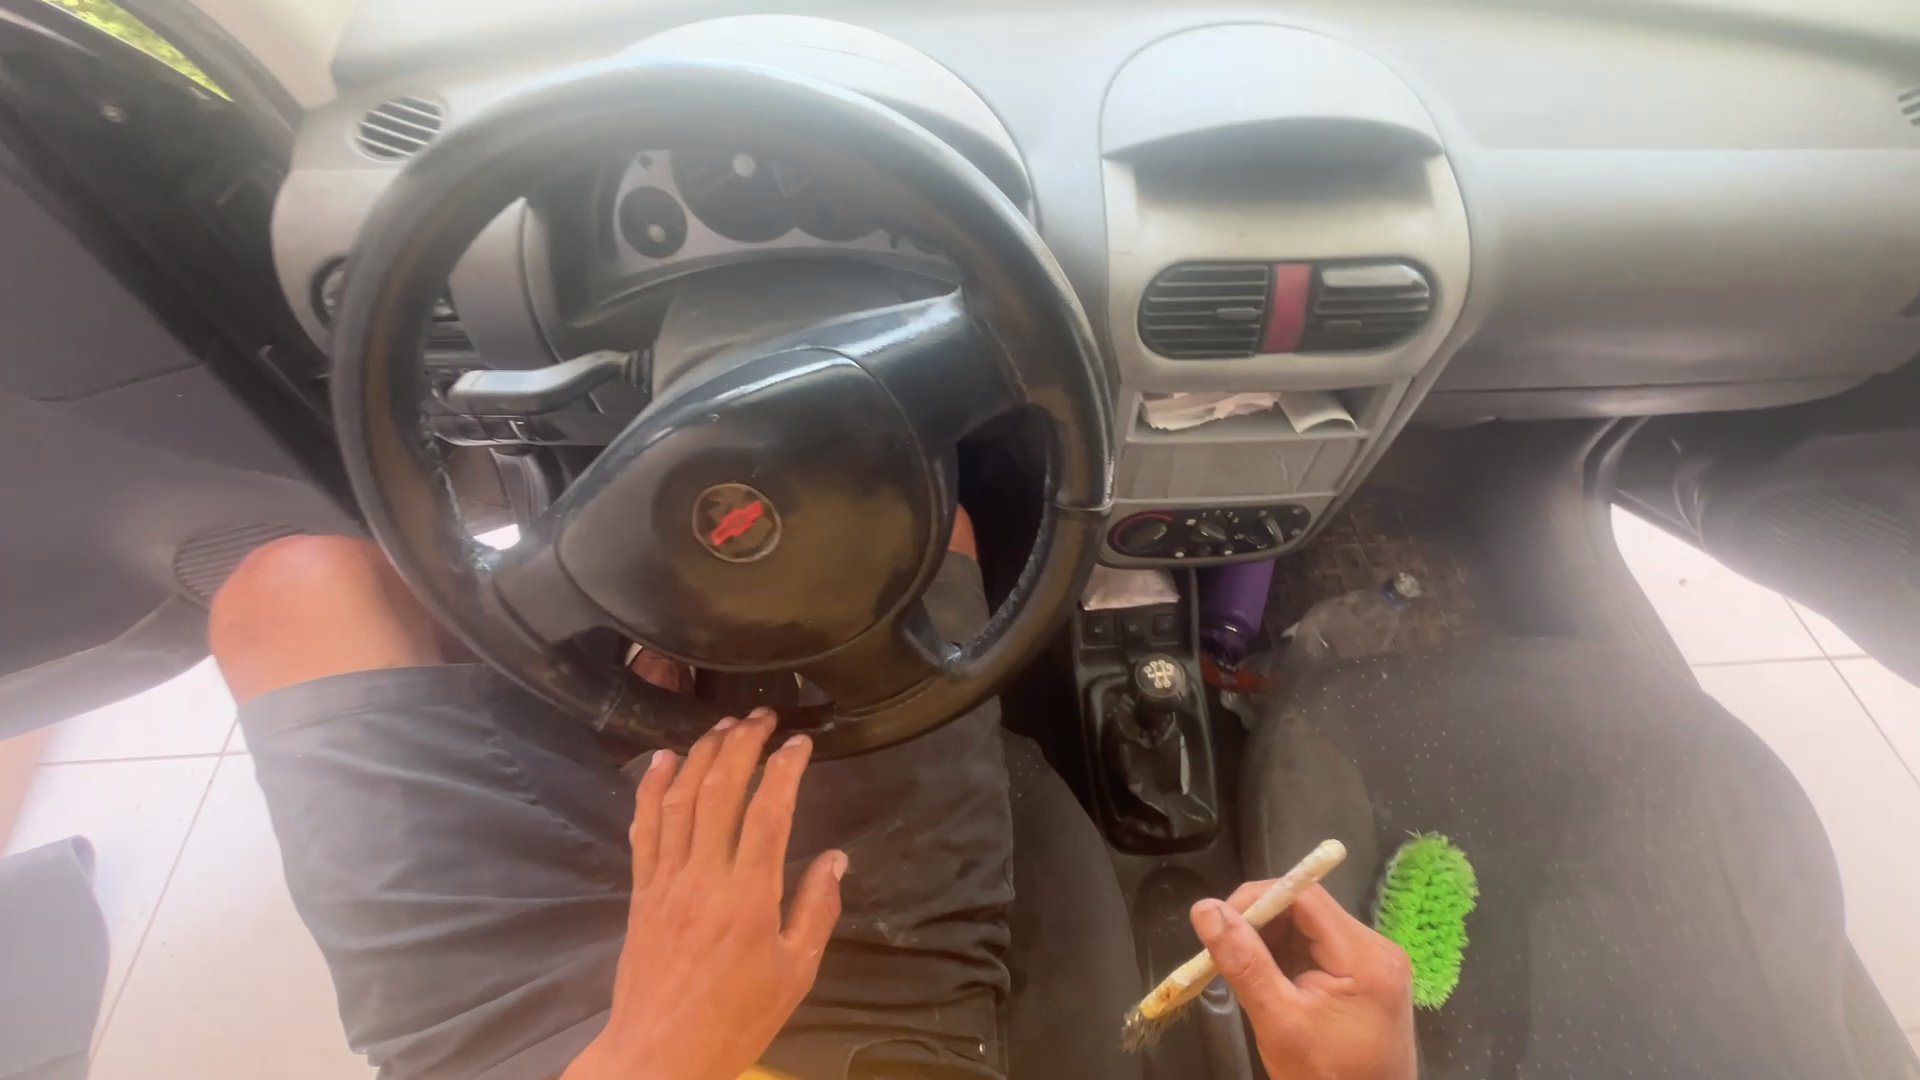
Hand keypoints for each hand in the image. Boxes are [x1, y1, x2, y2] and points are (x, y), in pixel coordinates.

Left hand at [564, 710, 844, 1079]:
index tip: (802, 742)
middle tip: (762, 715)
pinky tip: (664, 758)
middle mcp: (704, 876)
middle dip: (742, 744)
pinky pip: (644, 828)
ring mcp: (666, 880)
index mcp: (749, 896)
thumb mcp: (795, 973)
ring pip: (681, 800)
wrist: (656, 1059)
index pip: (769, 813)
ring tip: (724, 723)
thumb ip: (818, 909)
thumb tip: (837, 857)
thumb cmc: (736, 1017)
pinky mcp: (641, 889)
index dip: (786, 768)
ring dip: (703, 754)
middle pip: (721, 791)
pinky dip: (652, 788)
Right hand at [1191, 883, 1415, 1079]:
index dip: (1257, 899)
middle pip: (1304, 908)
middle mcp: (1375, 949)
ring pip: (1303, 925)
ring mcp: (1370, 963)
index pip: (1304, 896)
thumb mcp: (1278, 1022)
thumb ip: (1243, 961)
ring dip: (1268, 940)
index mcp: (1365, 957)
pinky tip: (1267, 980)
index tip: (1220, 922)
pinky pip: (1311, 946)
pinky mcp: (1361, 977)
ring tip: (1245, 970)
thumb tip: (1204, 907)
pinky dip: (1282, 956)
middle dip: (1260, 924)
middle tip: (1226, 949)